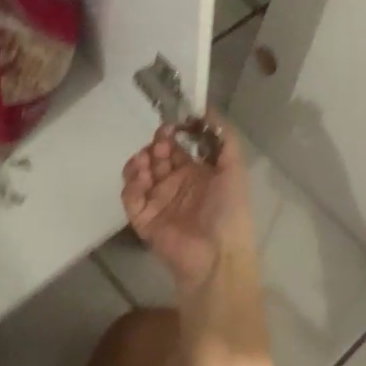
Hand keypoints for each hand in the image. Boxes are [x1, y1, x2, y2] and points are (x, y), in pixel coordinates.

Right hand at [120, 117, 252, 294]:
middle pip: (157, 158)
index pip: (178, 148)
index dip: (172, 135)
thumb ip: (224, 138)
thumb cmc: (229, 211)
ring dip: (140, 162)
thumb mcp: (234, 170)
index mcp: (198, 175)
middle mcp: (177, 186)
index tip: (171, 125)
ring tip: (148, 160)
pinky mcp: (143, 220)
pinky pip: (131, 197)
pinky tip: (141, 177)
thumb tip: (208, 109)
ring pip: (140, 174)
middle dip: (156, 146)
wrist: (217, 256)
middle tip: (160, 143)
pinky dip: (132, 184)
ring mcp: (159, 203)